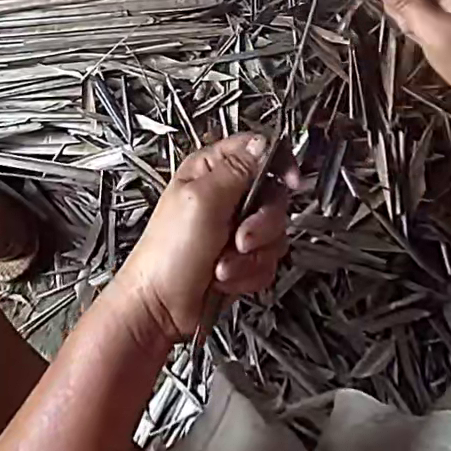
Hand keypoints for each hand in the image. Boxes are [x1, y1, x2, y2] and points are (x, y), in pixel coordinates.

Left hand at [109, 134, 294, 344]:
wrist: (160, 308)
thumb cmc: (167, 253)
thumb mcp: (203, 201)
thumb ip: (236, 170)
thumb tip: (262, 143)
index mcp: (211, 169)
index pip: (257, 149)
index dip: (279, 163)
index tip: (290, 181)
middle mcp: (225, 193)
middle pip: (273, 194)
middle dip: (261, 224)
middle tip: (240, 237)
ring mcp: (234, 226)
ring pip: (274, 231)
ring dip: (251, 255)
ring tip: (223, 262)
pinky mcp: (242, 256)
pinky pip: (268, 259)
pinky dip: (250, 272)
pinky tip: (227, 276)